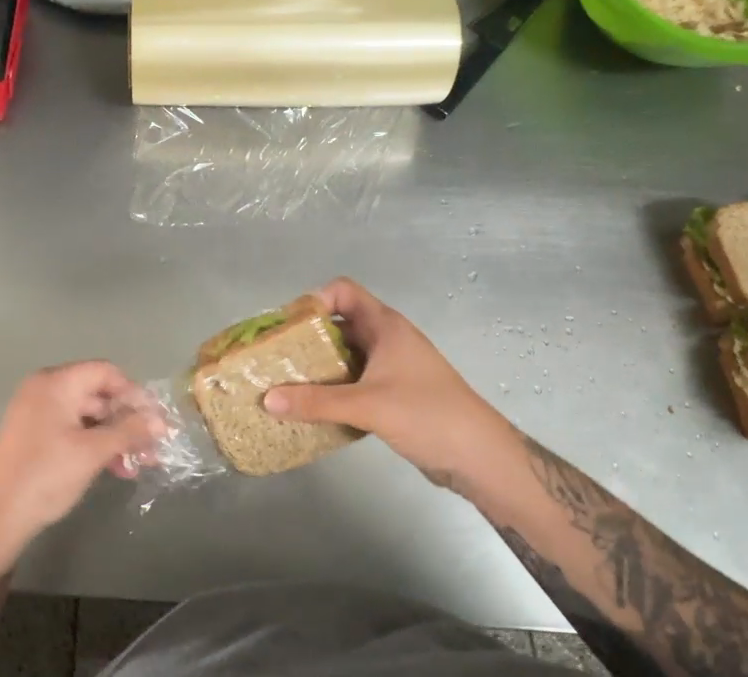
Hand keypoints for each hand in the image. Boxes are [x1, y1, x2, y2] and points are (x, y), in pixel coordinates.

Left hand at [0, 362, 161, 558]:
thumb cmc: (47, 475)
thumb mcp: (93, 452)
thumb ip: (129, 431)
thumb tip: (161, 421)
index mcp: (55, 382)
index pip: (105, 372)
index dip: (134, 393)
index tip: (156, 420)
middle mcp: (44, 388)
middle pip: (97, 393)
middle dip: (128, 419)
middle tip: (153, 446)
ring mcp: (37, 412)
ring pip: (87, 415)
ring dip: (115, 436)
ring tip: (139, 464)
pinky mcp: (34, 434)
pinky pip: (72, 429)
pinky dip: (94, 444)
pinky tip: (115, 468)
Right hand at [262, 277, 510, 480]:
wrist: (480, 457)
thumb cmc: (427, 415)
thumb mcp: (366, 406)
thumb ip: (316, 402)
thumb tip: (266, 400)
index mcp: (385, 326)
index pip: (343, 291)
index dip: (313, 300)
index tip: (288, 326)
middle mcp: (388, 340)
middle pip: (340, 324)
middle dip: (308, 338)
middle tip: (278, 358)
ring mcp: (394, 368)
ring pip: (348, 356)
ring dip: (320, 367)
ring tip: (288, 384)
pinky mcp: (396, 395)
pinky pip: (356, 382)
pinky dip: (335, 390)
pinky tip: (315, 409)